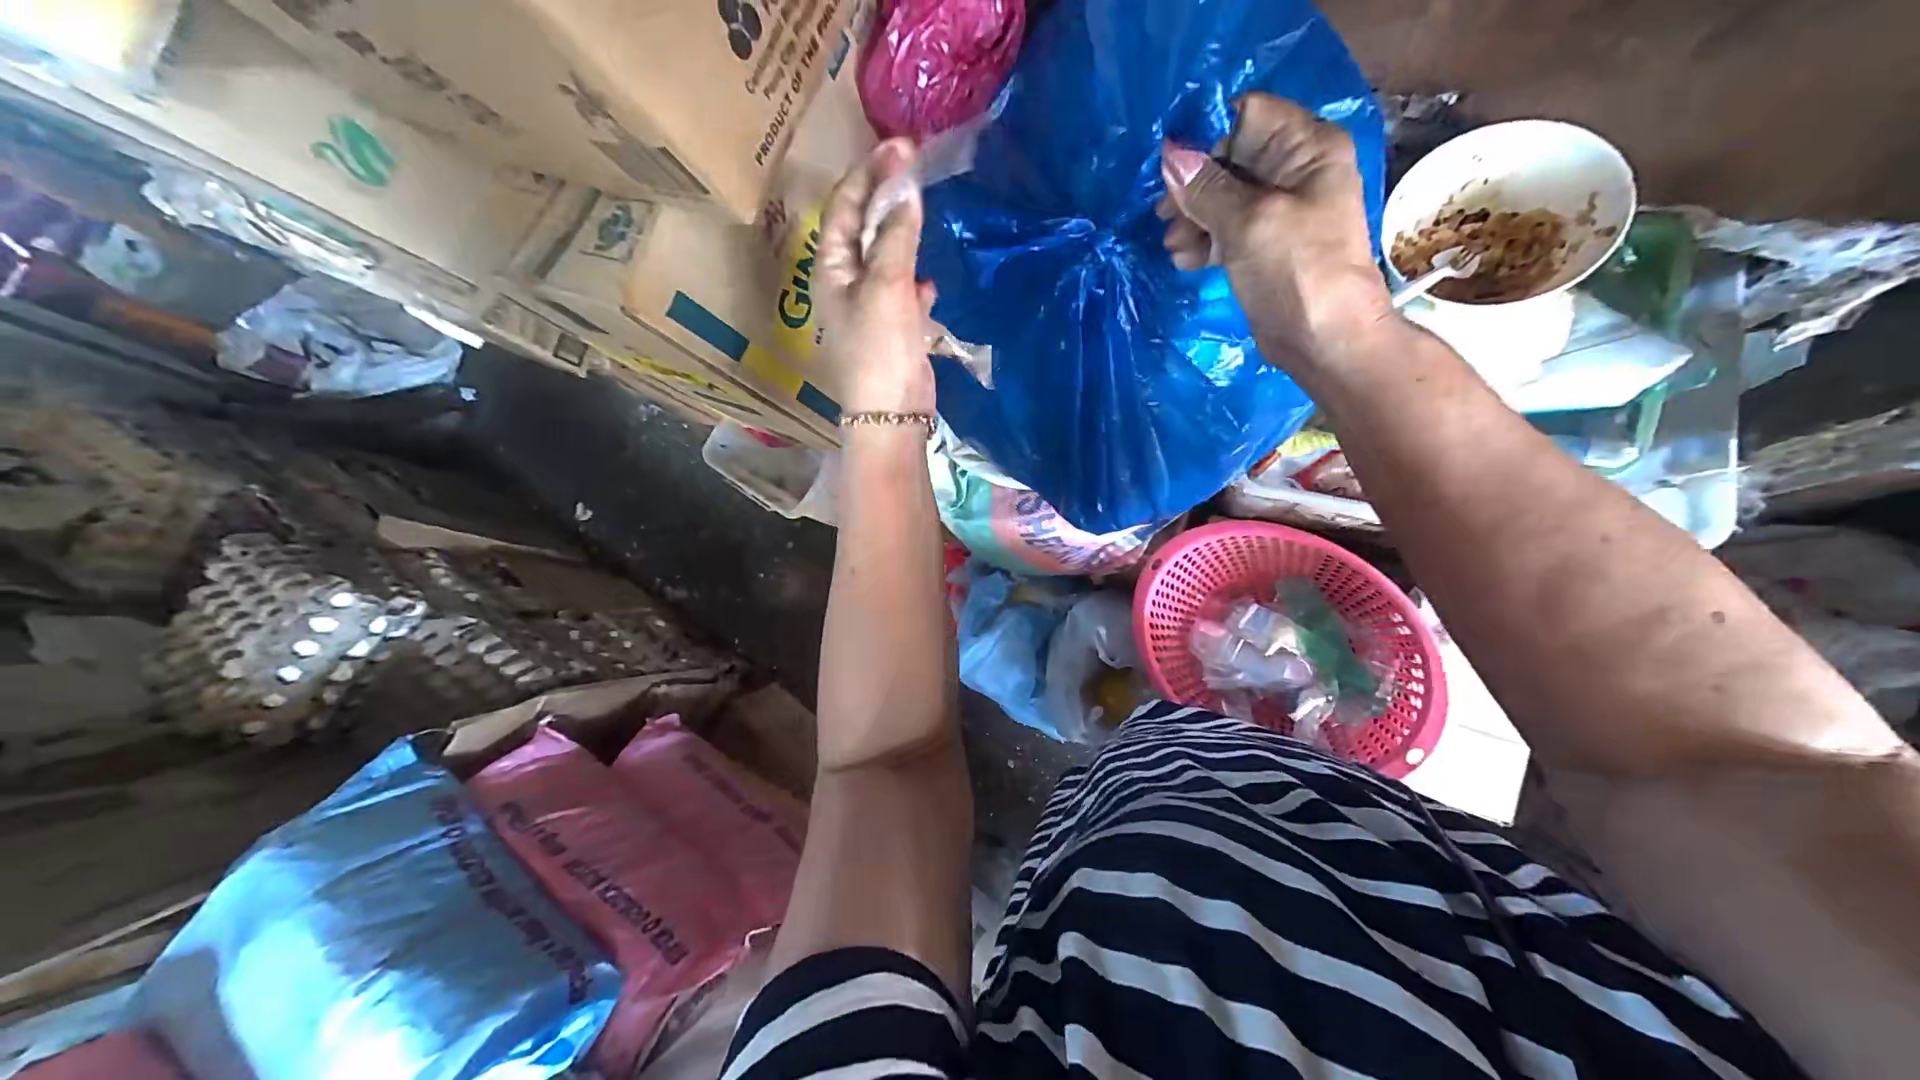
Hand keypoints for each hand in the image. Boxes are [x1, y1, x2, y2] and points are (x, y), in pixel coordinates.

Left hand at [817, 138, 938, 414]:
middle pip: (864, 227)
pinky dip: (916, 282)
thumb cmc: (880, 349)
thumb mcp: (887, 286)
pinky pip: (904, 293)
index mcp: (831, 268)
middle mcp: (845, 283)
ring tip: (926, 212)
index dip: (869, 172)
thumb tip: (906, 188)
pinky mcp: (893, 329)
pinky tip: (930, 285)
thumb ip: (896, 235)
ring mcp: (870, 306)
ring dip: (904, 235)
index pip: (844, 206)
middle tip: (917, 165)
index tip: (902, 146)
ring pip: (887, 258)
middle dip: (888, 196)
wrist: (892, 414)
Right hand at [1158, 94, 1392, 372]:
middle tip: (1165, 216)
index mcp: (1307, 148)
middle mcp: (1294, 171)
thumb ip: (1208, 189)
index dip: (1206, 136)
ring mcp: (1277, 210)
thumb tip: (1170, 155)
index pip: (1248, 116)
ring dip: (1192, 219)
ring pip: (1220, 198)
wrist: (1324, 340)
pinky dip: (1202, 241)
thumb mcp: (1250, 223)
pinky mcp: (1262, 244)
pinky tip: (1185, 260)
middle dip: (1193, 186)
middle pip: (1228, 159)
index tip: (1170, 167)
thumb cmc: (1298, 271)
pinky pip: (1224, 230)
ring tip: (1176, 247)